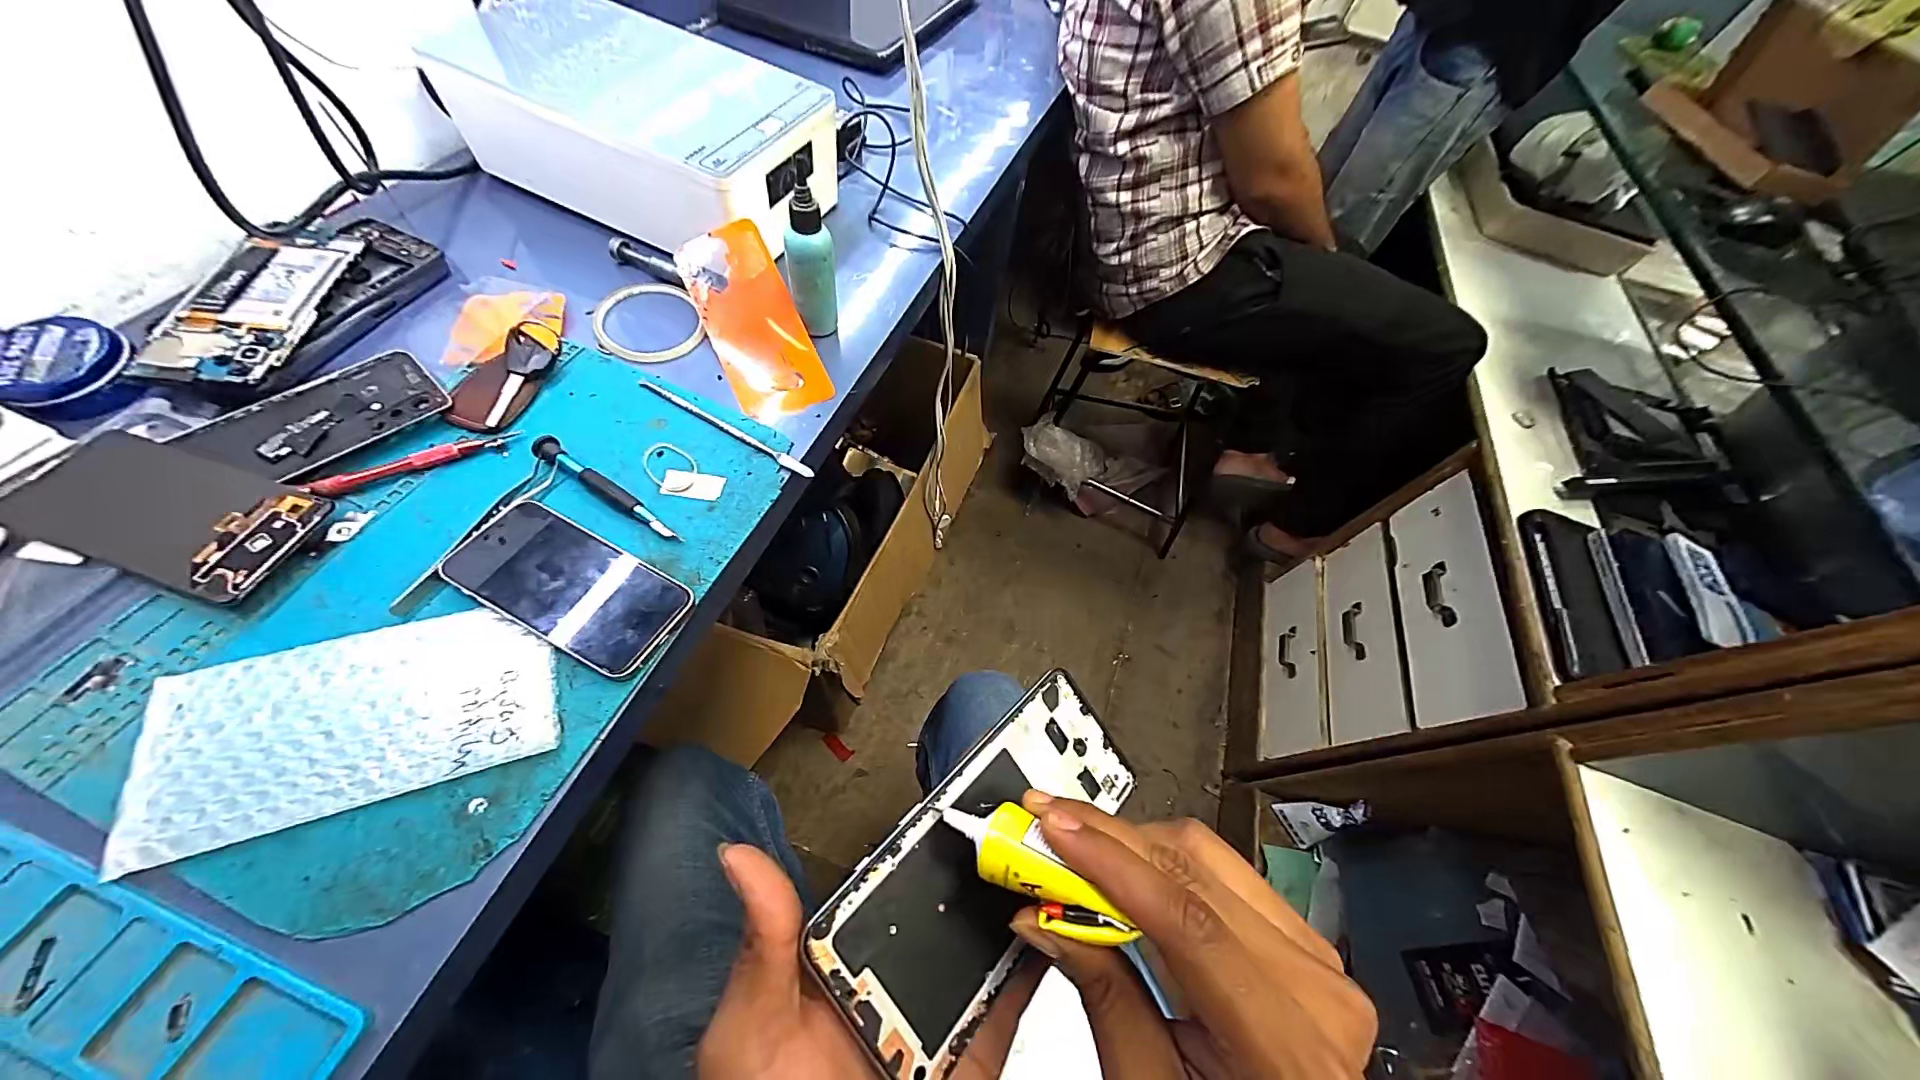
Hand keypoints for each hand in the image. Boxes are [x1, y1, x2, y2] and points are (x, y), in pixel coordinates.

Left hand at [698, 843, 1045, 1079]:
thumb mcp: (754, 1019)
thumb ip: (762, 942)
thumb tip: (737, 858)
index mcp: (851, 949)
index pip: (898, 884)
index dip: (934, 844)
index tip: (968, 806)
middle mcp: (902, 971)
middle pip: (956, 907)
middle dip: (993, 866)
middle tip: (1029, 828)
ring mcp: (943, 1010)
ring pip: (994, 944)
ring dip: (1024, 904)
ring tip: (1054, 863)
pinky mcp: (977, 1048)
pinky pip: (1016, 998)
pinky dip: (1041, 960)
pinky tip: (1063, 924)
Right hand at [1006, 792, 1375, 1078]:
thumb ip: (1105, 1000)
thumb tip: (1045, 918)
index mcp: (1291, 1049)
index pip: (1186, 922)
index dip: (1111, 864)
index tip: (1054, 829)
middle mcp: (1313, 985)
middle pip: (1192, 871)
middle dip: (1105, 838)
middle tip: (1043, 824)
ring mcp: (1309, 954)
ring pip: (1202, 854)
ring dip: (1127, 840)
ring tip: (1070, 839)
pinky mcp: (1291, 934)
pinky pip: (1216, 868)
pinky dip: (1155, 857)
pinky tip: (1116, 860)